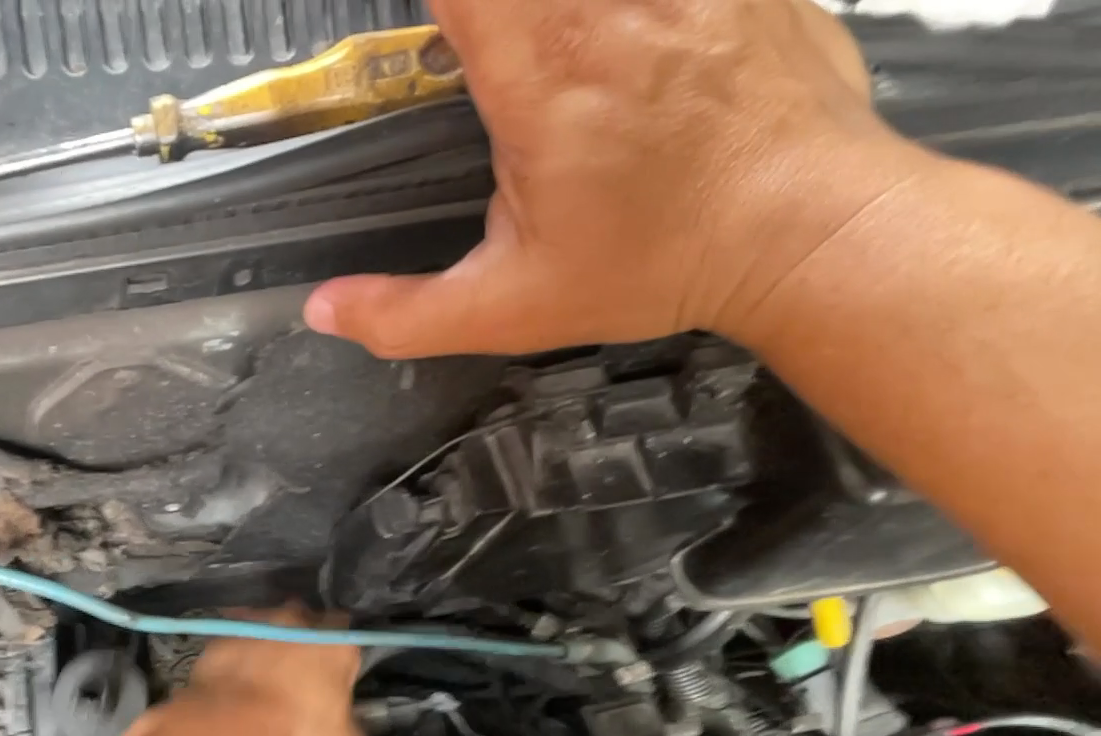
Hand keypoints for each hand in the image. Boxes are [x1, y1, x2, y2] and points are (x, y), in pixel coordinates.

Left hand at [181, 604, 364, 735]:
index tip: (329, 674)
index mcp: (338, 643)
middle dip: (302, 639)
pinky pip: (236, 637)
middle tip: (294, 672)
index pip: (347, 634)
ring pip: (269, 624)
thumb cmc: (298, 730)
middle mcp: (300, 621)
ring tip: (260, 673)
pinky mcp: (225, 631)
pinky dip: (236, 651)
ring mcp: (259, 621)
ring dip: (267, 641)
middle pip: (307, 622)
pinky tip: (233, 675)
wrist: (233, 721)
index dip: (337, 653)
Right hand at [303, 0, 935, 356]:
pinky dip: (604, 2)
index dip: (426, 1)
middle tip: (465, 36)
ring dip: (538, 4)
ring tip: (524, 43)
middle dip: (482, 3)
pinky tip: (592, 31)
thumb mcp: (508, 307)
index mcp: (542, 69)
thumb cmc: (653, 264)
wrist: (807, 230)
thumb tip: (319, 310)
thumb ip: (403, 313)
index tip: (416, 26)